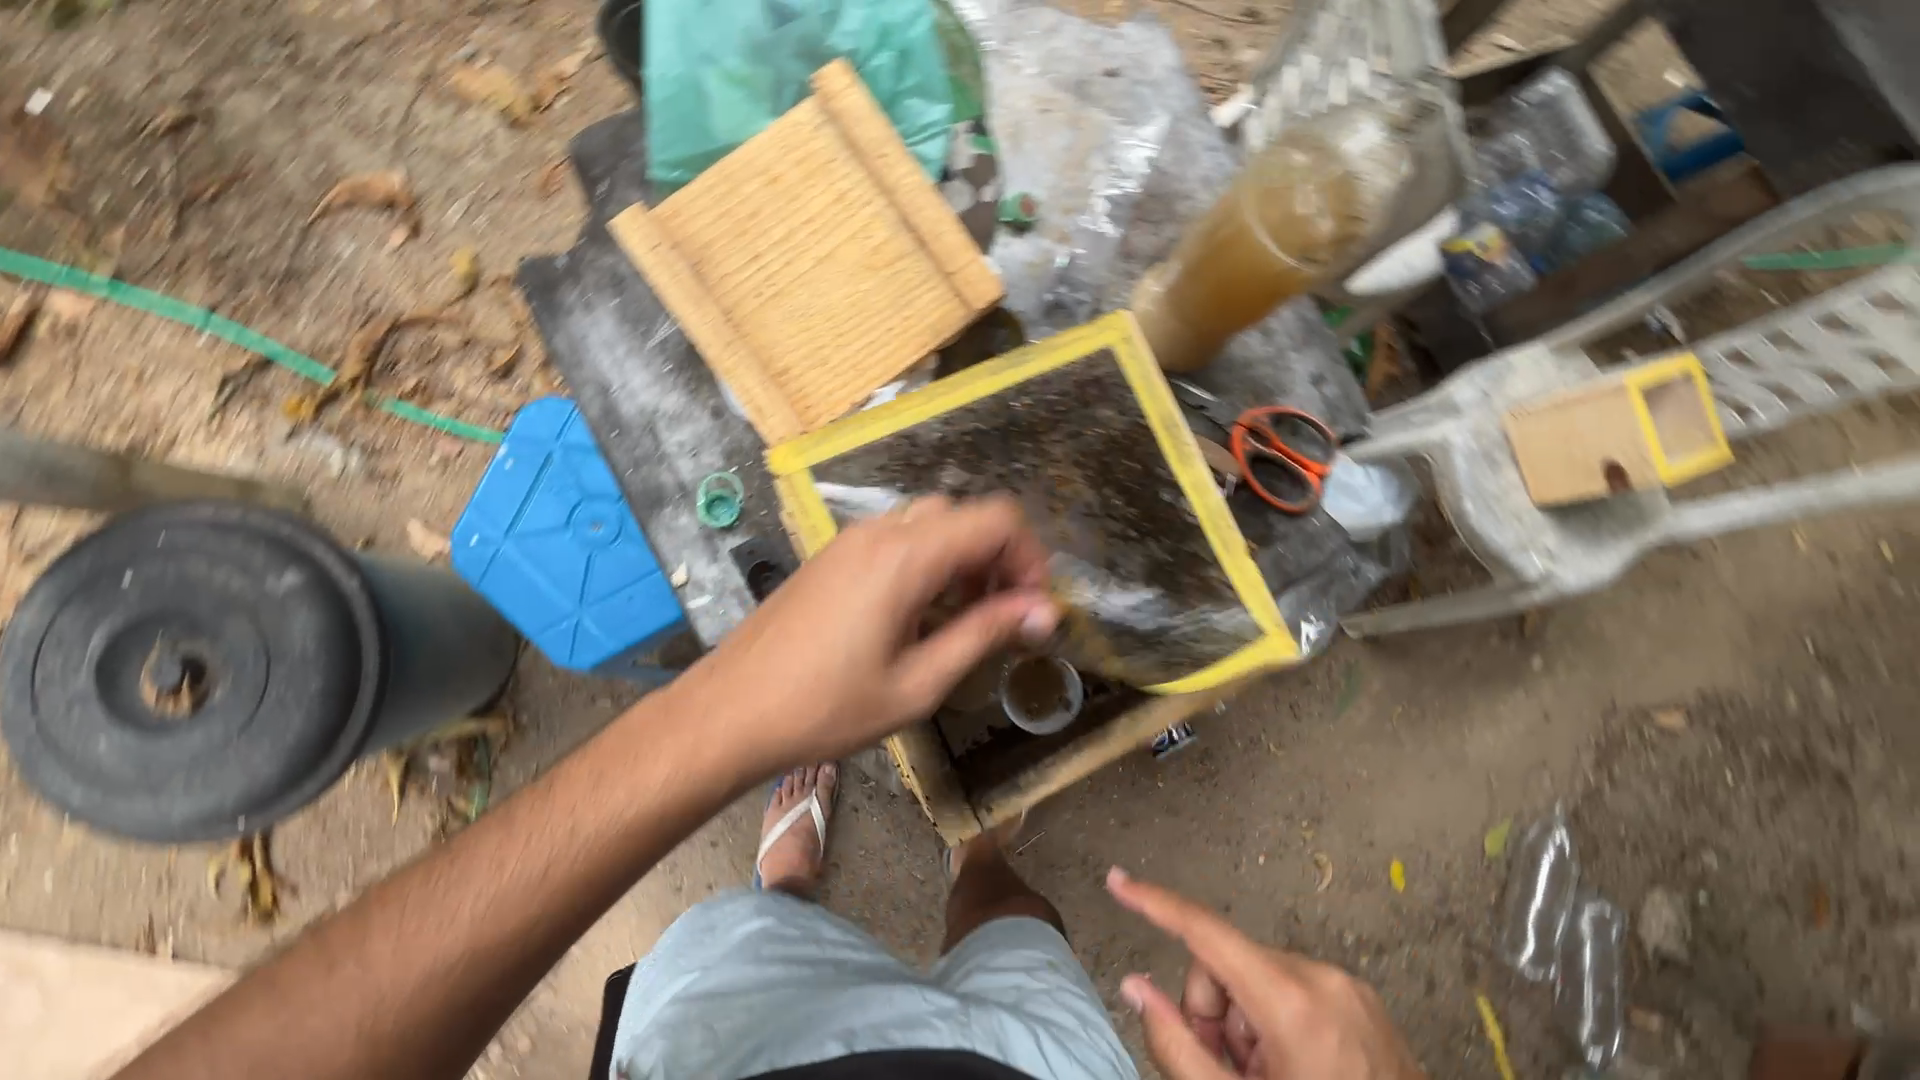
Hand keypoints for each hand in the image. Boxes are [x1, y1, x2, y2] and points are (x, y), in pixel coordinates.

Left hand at [671, 495, 1057, 776]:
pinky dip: (927, 563)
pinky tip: (919, 616)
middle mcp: (879, 532)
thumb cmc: (825, 708)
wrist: (729, 711)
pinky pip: (897, 539)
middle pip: (964, 516)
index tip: (1033, 609)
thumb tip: (1042, 612)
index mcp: (905, 556)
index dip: (1030, 557)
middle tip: (1001, 617)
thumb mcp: (918, 683)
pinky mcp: (833, 557)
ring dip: (963, 560)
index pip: (996, 519)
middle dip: (998, 558)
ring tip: (963, 620)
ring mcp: (850, 541)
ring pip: (930, 524)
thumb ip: (983, 636)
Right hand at [1107, 868, 1426, 1079]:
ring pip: (1256, 976)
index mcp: (1291, 1001)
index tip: (1116, 879)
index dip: (1154, 903)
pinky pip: (1292, 987)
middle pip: (1226, 963)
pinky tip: (1292, 1069)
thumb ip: (1176, 1045)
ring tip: (1265, 1075)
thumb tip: (1134, 986)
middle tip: (1225, 1069)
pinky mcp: (1362, 998)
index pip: (1205, 932)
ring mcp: (1347, 986)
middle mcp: (1320, 976)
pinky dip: (1274, 1020)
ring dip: (1242, 1021)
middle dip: (1210, 1011)